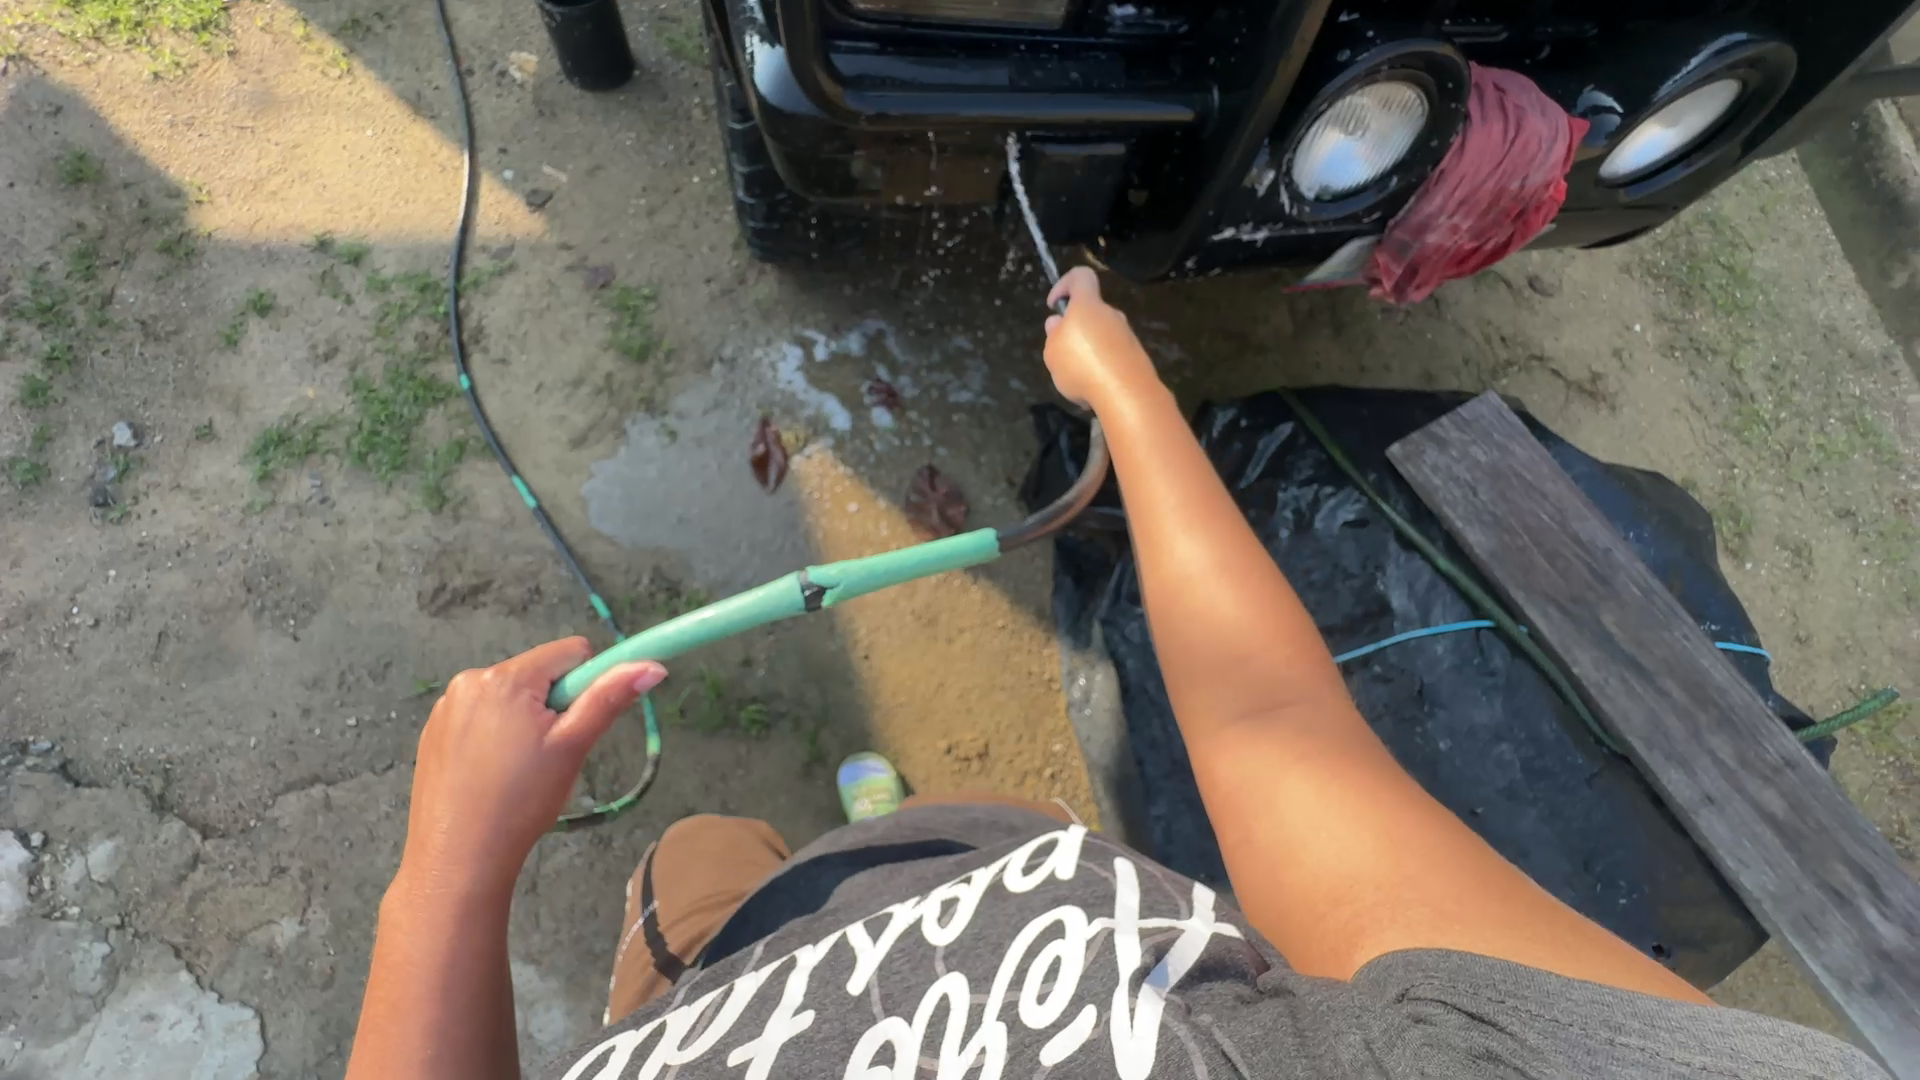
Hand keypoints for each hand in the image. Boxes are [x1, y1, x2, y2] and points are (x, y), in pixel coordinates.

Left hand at [396, 638, 666, 903]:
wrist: (457, 860)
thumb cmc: (522, 800)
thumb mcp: (574, 745)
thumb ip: (611, 698)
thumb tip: (654, 666)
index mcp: (506, 677)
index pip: (571, 652)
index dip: (587, 684)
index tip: (578, 724)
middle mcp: (470, 680)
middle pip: (540, 673)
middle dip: (555, 704)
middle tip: (552, 751)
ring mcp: (446, 706)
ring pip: (514, 694)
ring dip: (528, 717)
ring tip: (523, 766)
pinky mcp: (433, 731)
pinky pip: (484, 713)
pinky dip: (498, 731)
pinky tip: (495, 771)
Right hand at [1042, 266, 1160, 409]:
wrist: (1126, 394)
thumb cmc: (1081, 366)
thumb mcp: (1053, 352)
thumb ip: (1054, 335)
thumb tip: (1057, 322)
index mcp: (1088, 305)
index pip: (1081, 276)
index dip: (1064, 284)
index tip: (1053, 305)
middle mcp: (1111, 315)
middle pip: (1091, 312)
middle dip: (1075, 328)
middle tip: (1062, 353)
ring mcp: (1127, 335)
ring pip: (1102, 335)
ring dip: (1087, 351)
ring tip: (1076, 378)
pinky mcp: (1136, 356)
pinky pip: (1113, 356)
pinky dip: (1101, 368)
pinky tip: (1094, 389)